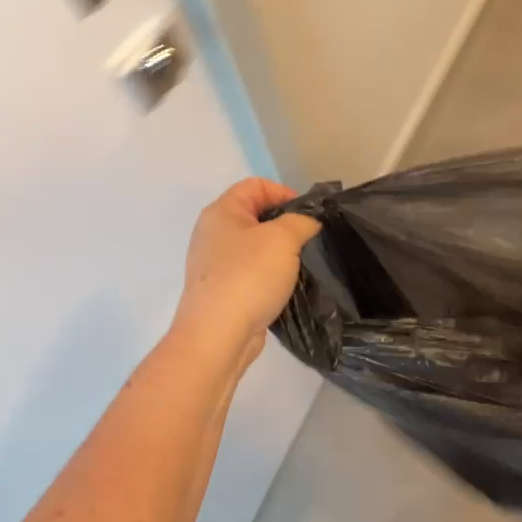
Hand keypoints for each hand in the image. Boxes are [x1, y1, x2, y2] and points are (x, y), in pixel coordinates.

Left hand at [171, 178, 321, 366]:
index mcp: (221, 212)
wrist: (218, 336)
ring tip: (300, 265)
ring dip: (280, 252)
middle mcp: (213, 233)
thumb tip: (306, 224)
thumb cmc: (248, 277)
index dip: (284, 192)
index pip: (255, 185)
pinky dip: (270, 275)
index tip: (306, 216)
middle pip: (255, 215)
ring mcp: (215, 264)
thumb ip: (301, 221)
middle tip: (308, 240)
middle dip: (285, 224)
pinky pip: (251, 271)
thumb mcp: (284, 238)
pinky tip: (285, 287)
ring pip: (255, 245)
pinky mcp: (222, 289)